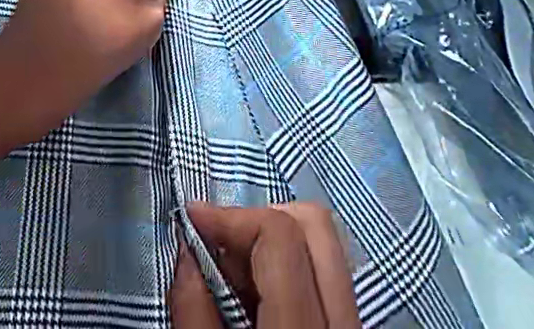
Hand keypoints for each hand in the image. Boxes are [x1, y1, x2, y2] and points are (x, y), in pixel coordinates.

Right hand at [169, 202, 361, 328]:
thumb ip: (194, 314)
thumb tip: (187, 253)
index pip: (280, 235)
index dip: (229, 217)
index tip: (192, 221)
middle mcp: (346, 326)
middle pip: (317, 225)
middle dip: (258, 218)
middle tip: (218, 243)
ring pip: (325, 248)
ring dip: (271, 243)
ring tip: (233, 278)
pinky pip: (327, 278)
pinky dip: (287, 268)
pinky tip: (255, 299)